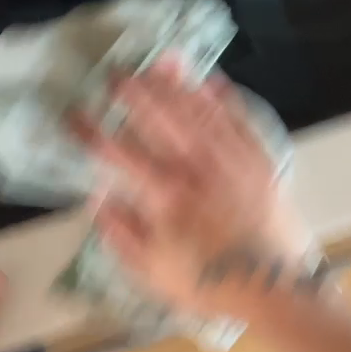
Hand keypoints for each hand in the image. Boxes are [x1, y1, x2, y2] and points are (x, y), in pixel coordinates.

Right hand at [70, 58, 319, 321]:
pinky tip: (213, 81)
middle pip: (161, 118)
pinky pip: (241, 120)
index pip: (119, 153)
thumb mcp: (153, 273)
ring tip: (160, 62)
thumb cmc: (211, 285)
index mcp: (165, 196)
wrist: (276, 289)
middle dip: (136, 92)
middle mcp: (197, 168)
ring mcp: (232, 161)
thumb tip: (98, 199)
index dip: (92, 131)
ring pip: (200, 111)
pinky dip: (226, 99)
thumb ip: (121, 235)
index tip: (74, 115)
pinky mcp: (262, 162)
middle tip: (117, 75)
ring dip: (178, 84)